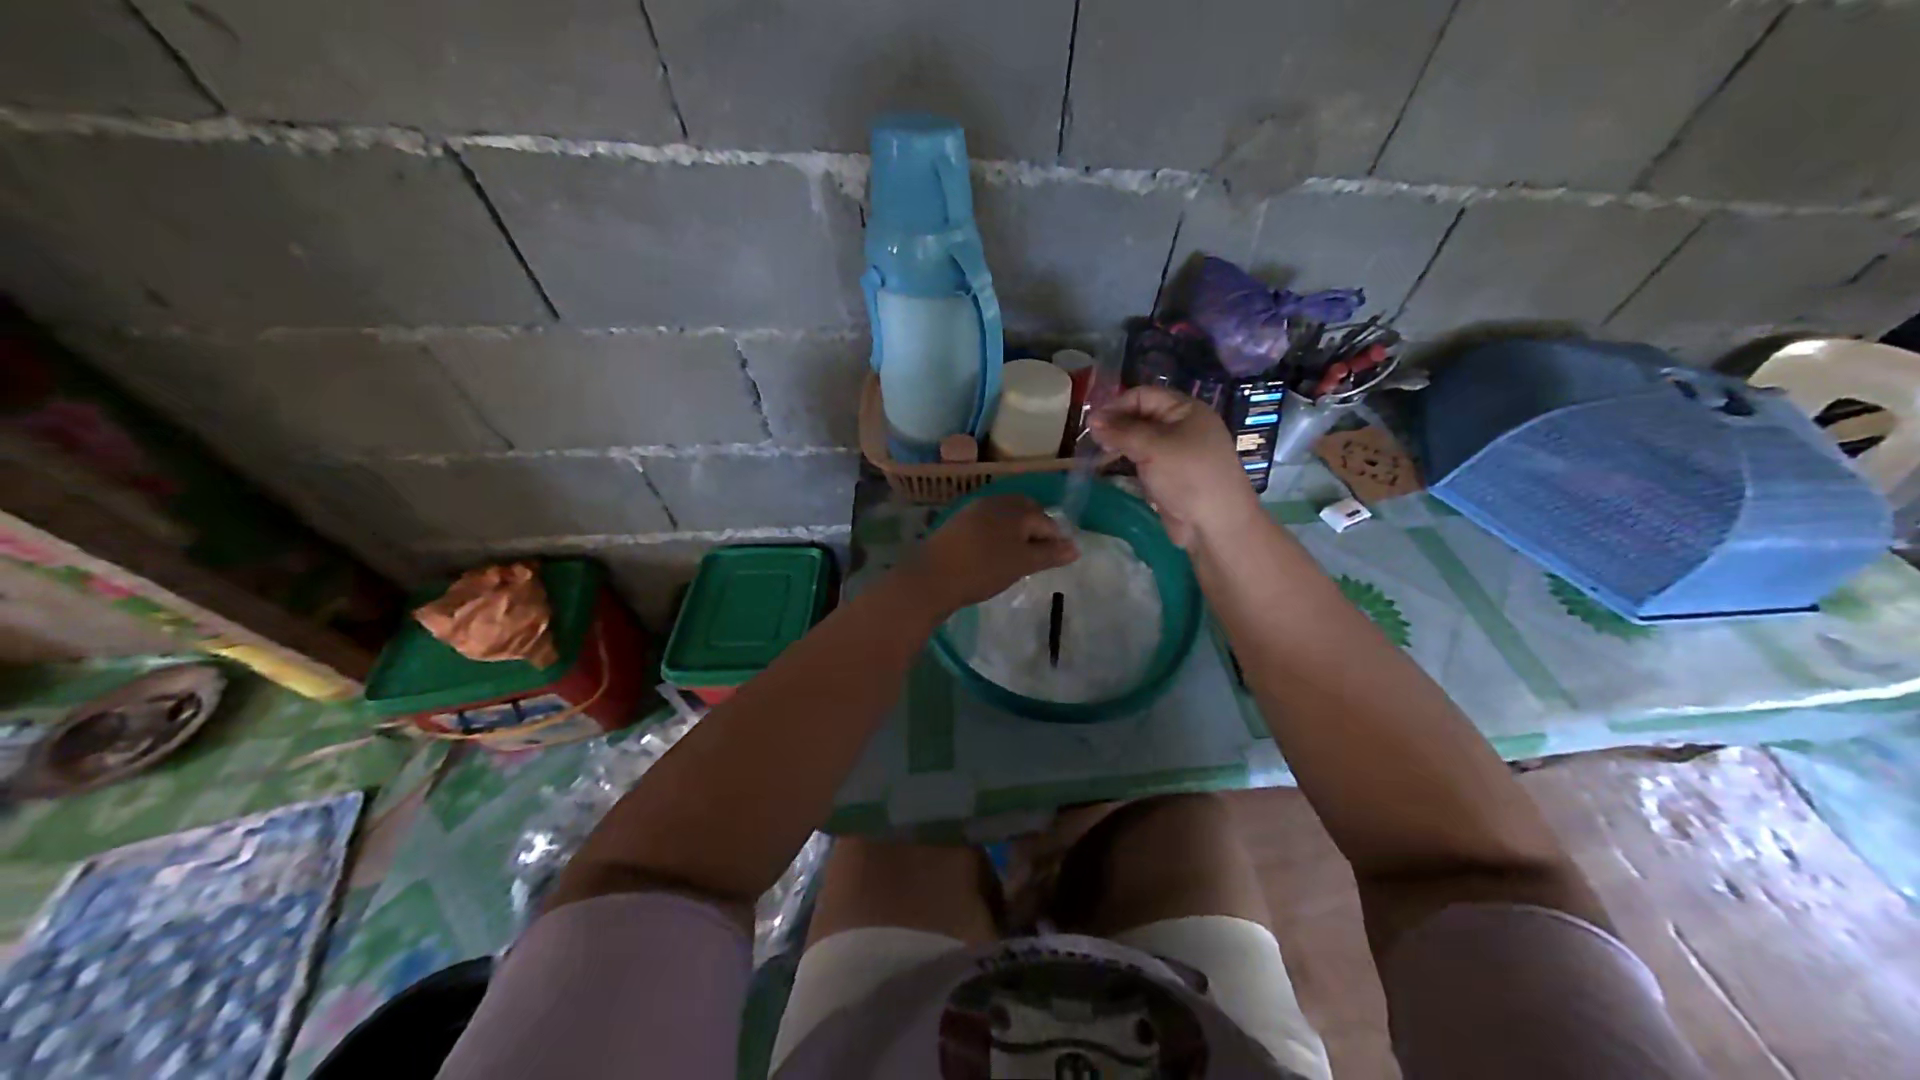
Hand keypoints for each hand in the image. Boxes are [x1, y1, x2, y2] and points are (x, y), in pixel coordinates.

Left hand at [897, 495, 1078, 611]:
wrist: (932, 577)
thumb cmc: (984, 569)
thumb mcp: (1022, 564)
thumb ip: (1050, 554)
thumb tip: (1075, 548)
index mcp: (1016, 508)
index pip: (1046, 520)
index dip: (1054, 540)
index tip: (1053, 561)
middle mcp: (996, 501)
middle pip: (1025, 511)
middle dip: (1035, 530)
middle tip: (1036, 556)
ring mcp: (974, 509)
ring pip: (1005, 516)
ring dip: (1015, 532)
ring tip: (1016, 557)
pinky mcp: (958, 522)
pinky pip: (987, 522)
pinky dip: (997, 534)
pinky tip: (992, 554)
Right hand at [1089, 386, 1262, 547]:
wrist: (1215, 524)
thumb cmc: (1188, 476)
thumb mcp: (1153, 447)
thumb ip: (1121, 431)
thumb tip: (1092, 420)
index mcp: (1186, 410)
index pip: (1144, 396)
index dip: (1117, 405)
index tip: (1092, 423)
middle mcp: (1182, 426)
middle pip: (1141, 416)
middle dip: (1116, 424)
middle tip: (1092, 439)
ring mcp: (1176, 451)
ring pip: (1140, 439)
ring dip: (1119, 443)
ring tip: (1098, 453)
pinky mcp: (1169, 474)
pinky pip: (1143, 459)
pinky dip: (1126, 459)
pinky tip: (1110, 466)